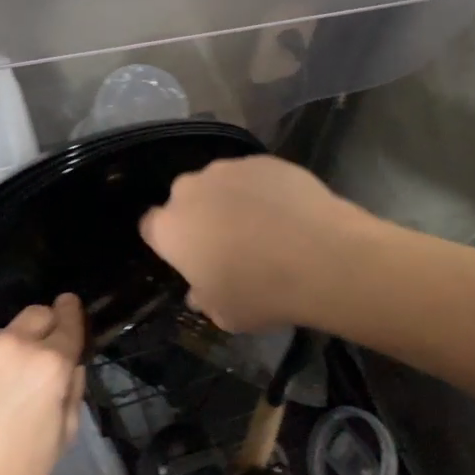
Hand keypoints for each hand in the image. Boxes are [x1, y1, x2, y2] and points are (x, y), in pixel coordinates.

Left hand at [0, 294, 86, 474]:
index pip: (68, 322)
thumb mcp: (61, 440)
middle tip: (41, 355)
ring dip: (10, 351)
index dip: (73, 314)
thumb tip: (70, 366)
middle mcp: (13, 345)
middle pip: (37, 314)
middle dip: (45, 327)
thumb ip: (71, 393)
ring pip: (4, 335)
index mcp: (49, 365)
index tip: (72, 308)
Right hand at [140, 155, 382, 332]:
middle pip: (185, 201)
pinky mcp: (264, 160)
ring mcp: (229, 169)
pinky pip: (254, 176)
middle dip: (199, 217)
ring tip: (263, 227)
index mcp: (170, 228)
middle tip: (228, 245)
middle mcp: (191, 190)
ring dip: (231, 201)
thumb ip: (204, 299)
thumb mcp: (225, 314)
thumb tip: (200, 290)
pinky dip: (263, 191)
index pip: (151, 228)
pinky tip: (287, 214)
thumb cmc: (262, 293)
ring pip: (219, 184)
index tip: (190, 258)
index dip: (169, 243)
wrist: (323, 257)